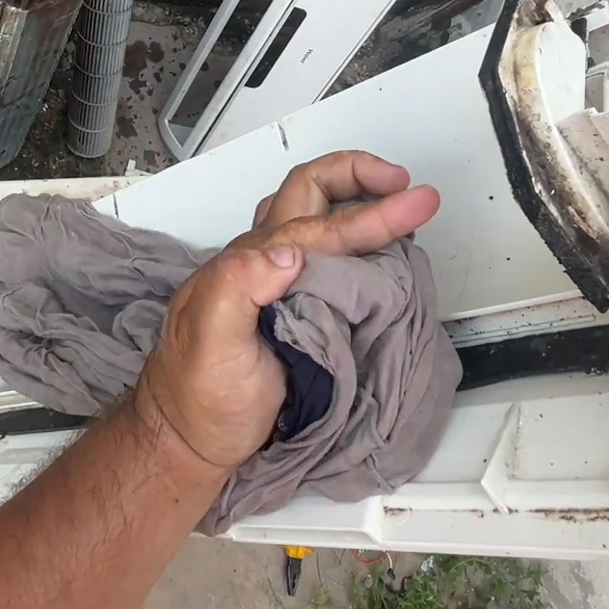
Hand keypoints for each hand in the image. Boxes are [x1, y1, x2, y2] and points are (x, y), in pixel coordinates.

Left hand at [133, 150, 440, 469]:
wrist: (190, 434)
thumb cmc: (197, 394)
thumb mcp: (210, 345)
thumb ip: (236, 291)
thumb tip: (287, 255)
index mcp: (250, 264)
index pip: (321, 228)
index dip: (373, 214)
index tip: (418, 204)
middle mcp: (262, 260)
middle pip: (309, 190)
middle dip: (357, 174)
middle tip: (403, 182)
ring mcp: (275, 278)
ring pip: (312, 209)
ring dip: (353, 192)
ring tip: (395, 195)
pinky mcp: (289, 302)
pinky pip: (321, 247)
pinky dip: (351, 230)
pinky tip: (374, 239)